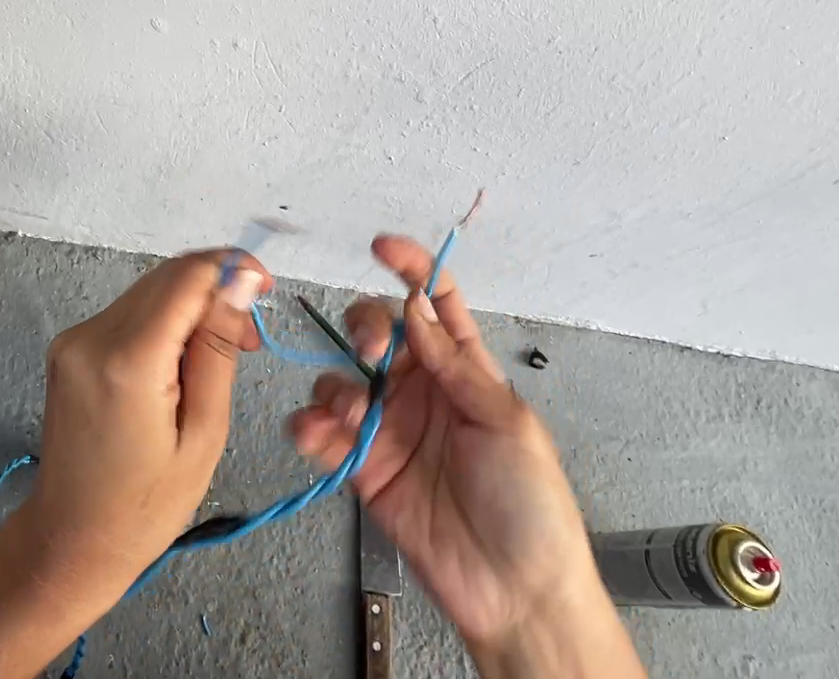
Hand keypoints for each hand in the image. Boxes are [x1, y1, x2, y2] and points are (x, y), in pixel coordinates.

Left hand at [0, 250, 269, 678]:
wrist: (72, 537)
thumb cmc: (149, 504)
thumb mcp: (204, 431)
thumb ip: (218, 347)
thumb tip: (238, 280)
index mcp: (127, 359)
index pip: (185, 276)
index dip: (230, 267)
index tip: (266, 289)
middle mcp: (92, 334)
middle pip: (167, 276)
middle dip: (216, 290)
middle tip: (249, 339)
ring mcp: (74, 337)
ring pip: (149, 290)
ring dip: (192, 305)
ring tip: (221, 355)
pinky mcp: (70, 345)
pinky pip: (129, 312)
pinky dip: (164, 321)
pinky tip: (182, 361)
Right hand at [287, 236, 625, 664]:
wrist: (512, 591)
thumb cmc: (530, 504)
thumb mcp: (507, 424)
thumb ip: (455, 365)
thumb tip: (417, 307)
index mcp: (463, 370)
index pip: (435, 303)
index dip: (411, 268)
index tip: (382, 247)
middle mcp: (420, 389)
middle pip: (376, 331)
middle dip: (364, 328)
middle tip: (372, 353)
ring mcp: (387, 425)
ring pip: (340, 379)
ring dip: (336, 388)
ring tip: (351, 420)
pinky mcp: (360, 465)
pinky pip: (321, 431)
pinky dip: (309, 426)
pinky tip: (317, 435)